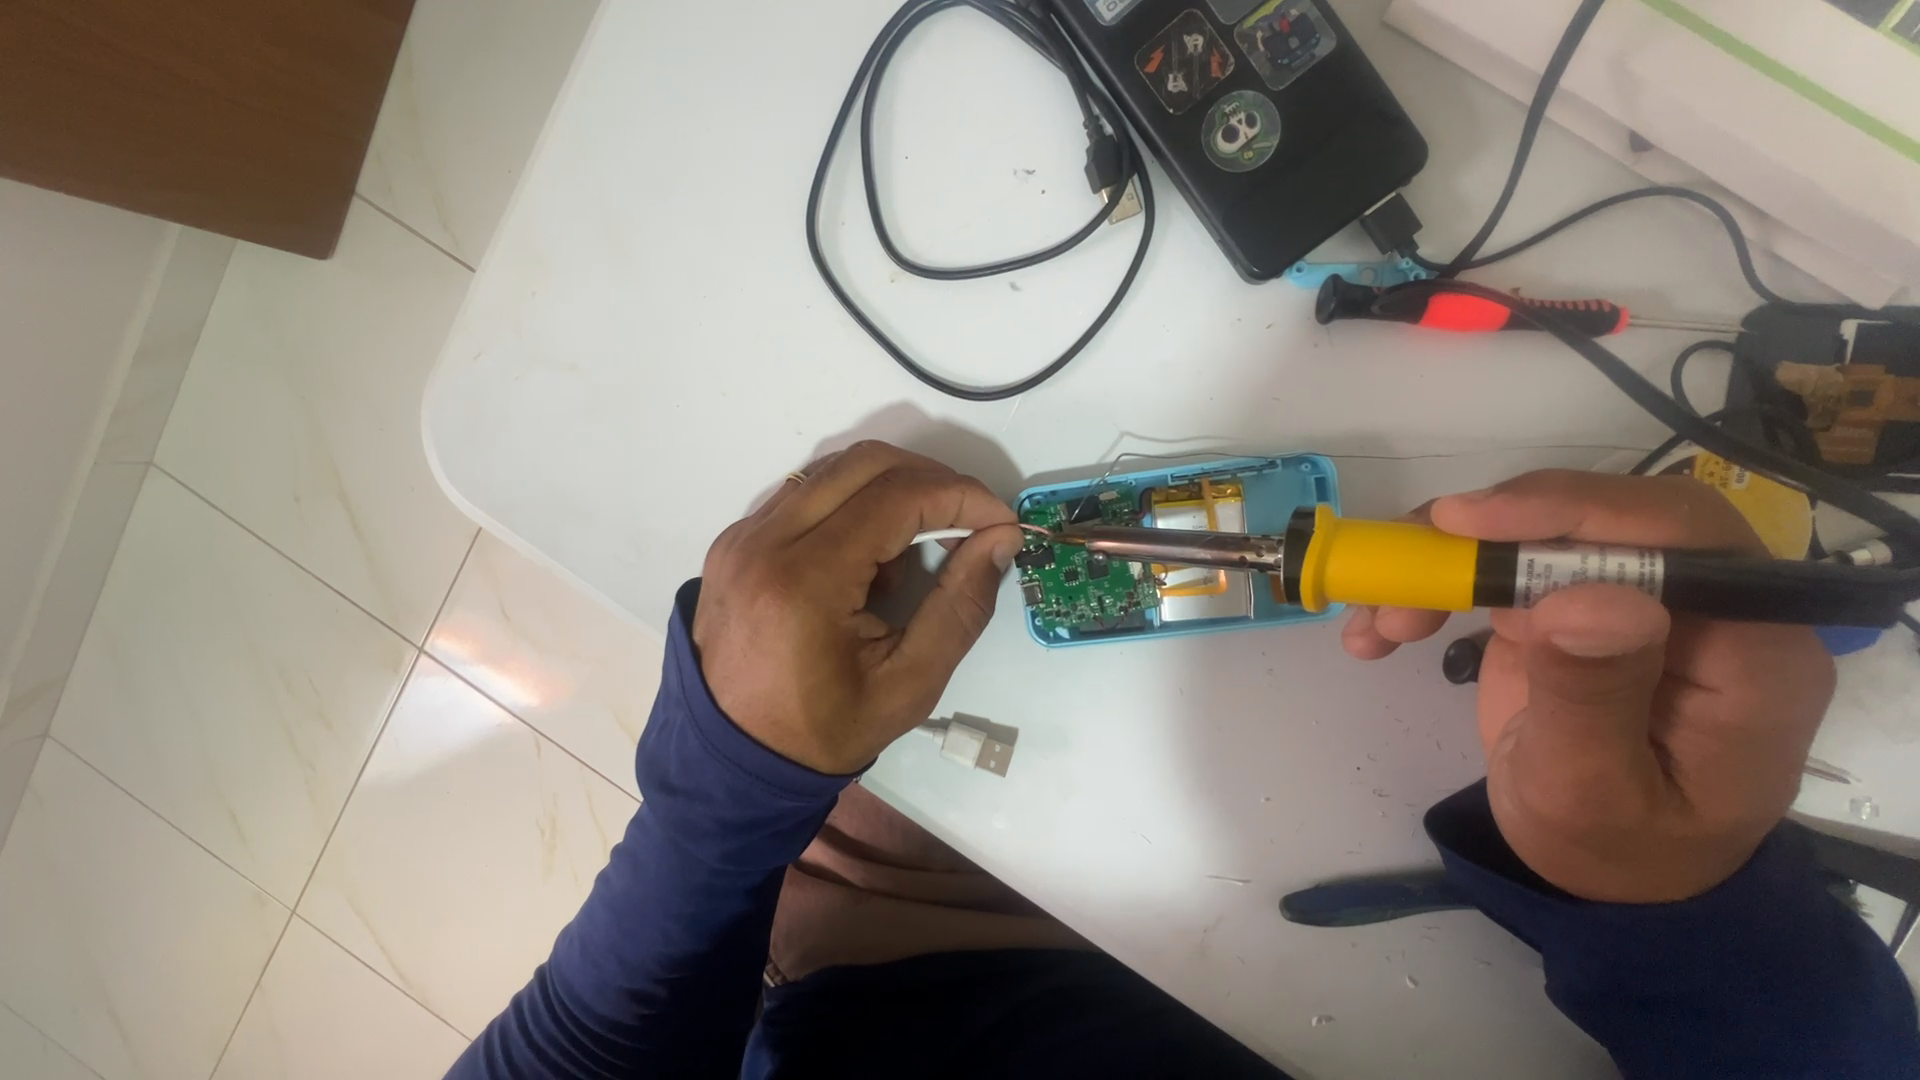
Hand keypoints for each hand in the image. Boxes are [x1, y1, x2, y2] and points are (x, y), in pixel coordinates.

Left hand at [692, 441, 1024, 774]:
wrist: (729, 758)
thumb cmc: (822, 732)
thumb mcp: (908, 685)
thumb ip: (960, 608)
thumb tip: (1000, 539)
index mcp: (803, 581)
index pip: (896, 497)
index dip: (961, 497)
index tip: (1002, 523)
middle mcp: (764, 540)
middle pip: (866, 462)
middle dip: (933, 481)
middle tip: (970, 524)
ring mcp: (743, 536)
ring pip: (835, 469)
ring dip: (892, 491)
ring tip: (915, 555)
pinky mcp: (736, 541)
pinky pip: (808, 494)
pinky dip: (853, 506)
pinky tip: (868, 563)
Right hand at [1343, 471, 1836, 903]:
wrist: (1599, 870)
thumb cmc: (1616, 845)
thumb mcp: (1596, 788)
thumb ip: (1594, 695)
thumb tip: (1587, 599)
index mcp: (1743, 647)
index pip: (1680, 535)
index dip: (1574, 509)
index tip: (1466, 523)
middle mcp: (1687, 604)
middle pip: (1588, 520)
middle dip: (1481, 539)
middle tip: (1400, 574)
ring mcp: (1616, 600)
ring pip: (1523, 536)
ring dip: (1436, 566)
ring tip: (1380, 624)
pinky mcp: (1557, 608)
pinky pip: (1485, 572)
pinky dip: (1422, 590)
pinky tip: (1379, 632)